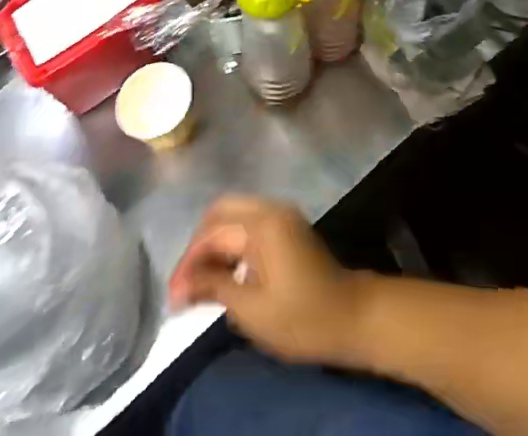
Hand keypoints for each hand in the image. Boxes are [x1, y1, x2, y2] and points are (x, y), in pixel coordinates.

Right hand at [166, 195, 369, 366]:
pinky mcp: (288, 230)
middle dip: (199, 246)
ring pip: (235, 218)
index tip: (173, 297)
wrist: (353, 317)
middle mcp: (271, 210)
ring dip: (215, 245)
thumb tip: (182, 284)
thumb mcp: (251, 309)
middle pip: (220, 213)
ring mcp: (282, 217)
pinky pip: (249, 226)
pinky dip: (232, 245)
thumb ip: (214, 287)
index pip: (211, 234)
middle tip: (185, 283)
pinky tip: (224, 275)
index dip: (188, 264)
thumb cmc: (302, 317)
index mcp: (262, 224)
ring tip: (199, 283)